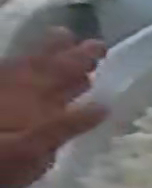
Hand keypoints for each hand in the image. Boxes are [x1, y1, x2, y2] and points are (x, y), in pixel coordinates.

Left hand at [0, 31, 108, 187]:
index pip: (55, 75)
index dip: (76, 60)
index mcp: (23, 102)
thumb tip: (105, 104)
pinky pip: (4, 84)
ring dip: (41, 59)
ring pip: (17, 73)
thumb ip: (65, 126)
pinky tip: (22, 71)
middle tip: (81, 37)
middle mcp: (7, 96)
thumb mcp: (31, 150)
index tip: (98, 44)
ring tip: (58, 44)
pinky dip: (15, 75)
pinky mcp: (0, 117)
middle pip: (35, 68)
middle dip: (59, 53)